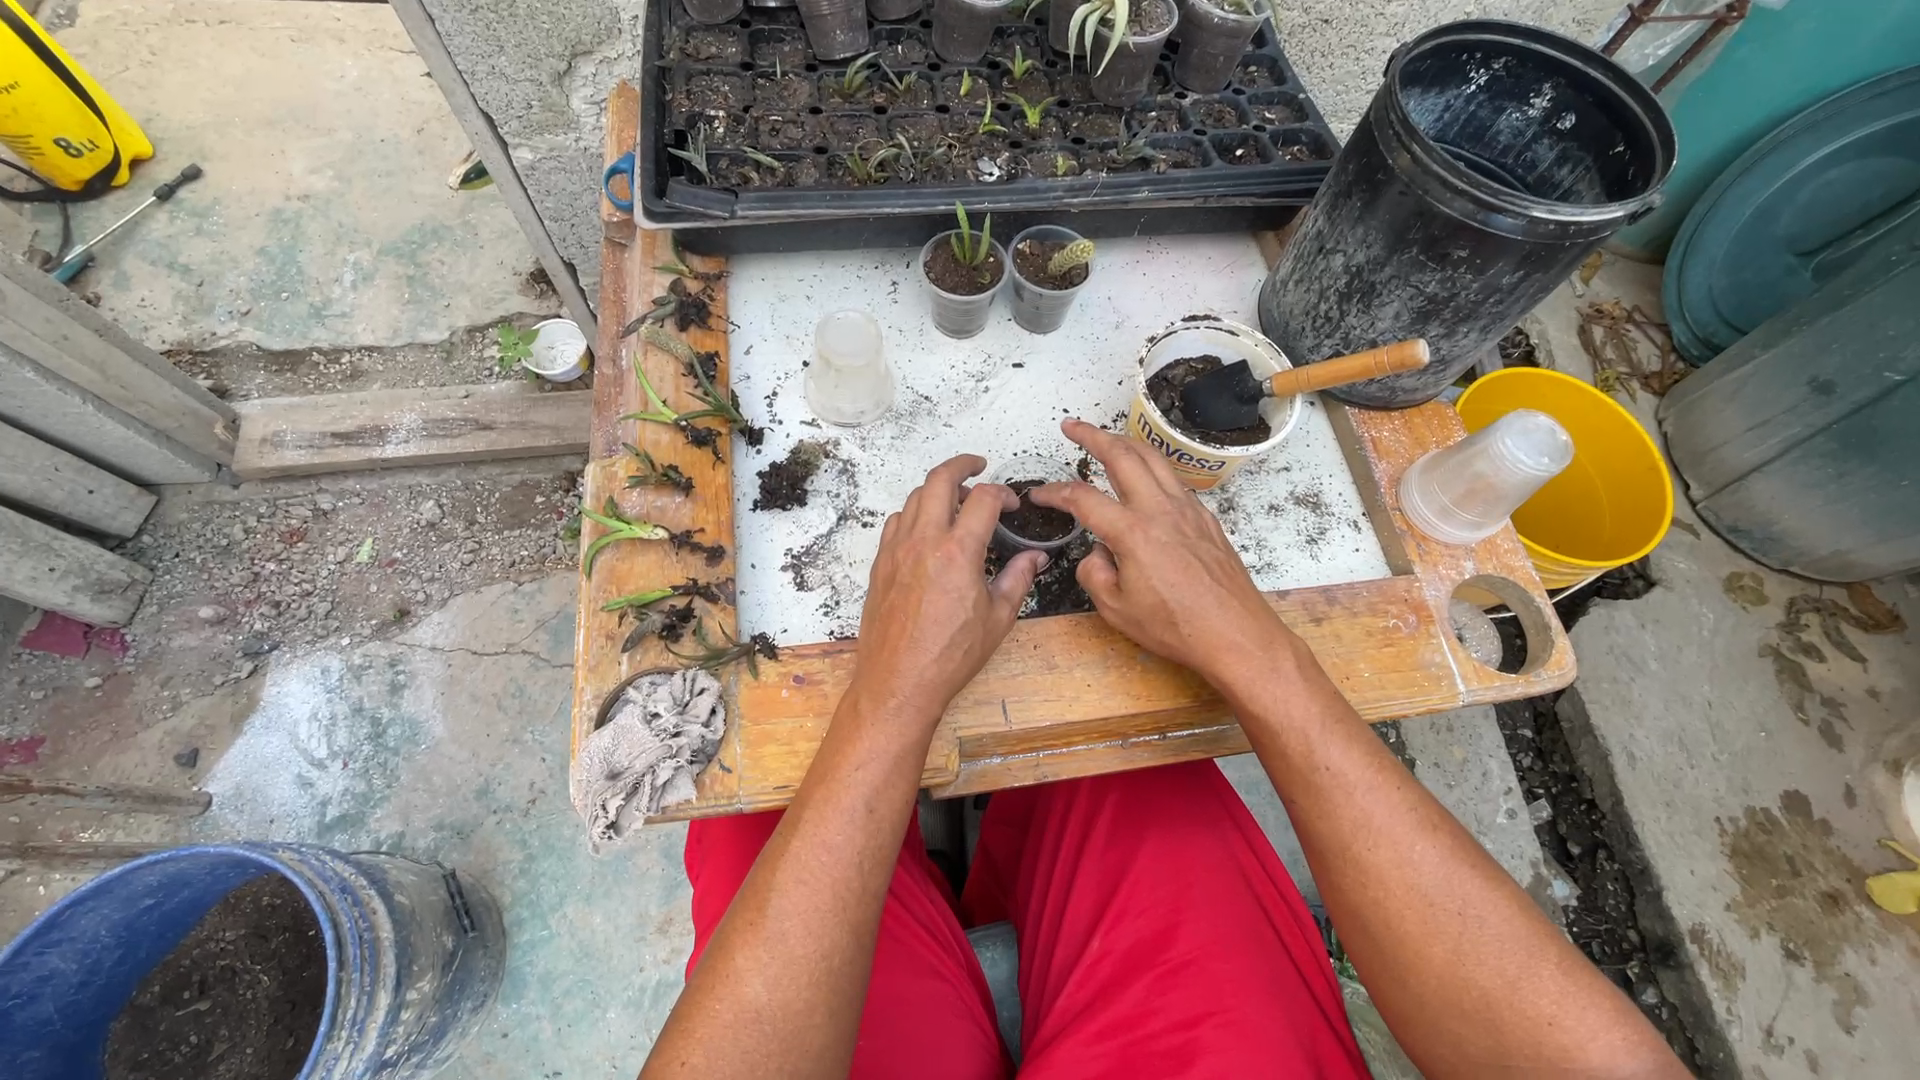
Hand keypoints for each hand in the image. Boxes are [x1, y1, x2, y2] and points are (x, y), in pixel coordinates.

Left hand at [850, 455, 1046, 724]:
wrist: (899, 682)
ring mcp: (896, 551)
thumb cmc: (950, 656)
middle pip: (939, 479)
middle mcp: (923, 542)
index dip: (1003, 493)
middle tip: (978, 467)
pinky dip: (913, 514)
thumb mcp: (998, 619)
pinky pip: (896, 523)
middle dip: (962, 465)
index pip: (983, 498)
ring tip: (955, 500)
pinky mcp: (880, 565)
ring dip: (936, 490)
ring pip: (913, 498)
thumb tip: (1035, 557)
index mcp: (957, 552)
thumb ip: (1018, 579)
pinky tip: (926, 530)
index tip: (1012, 505)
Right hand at [1029, 419, 1298, 686]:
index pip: (1083, 499)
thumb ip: (1094, 573)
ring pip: (1154, 459)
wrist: (1236, 635)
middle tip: (1071, 426)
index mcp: (1133, 532)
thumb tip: (1097, 553)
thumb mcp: (1116, 610)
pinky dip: (1152, 467)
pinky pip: (1174, 480)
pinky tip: (1145, 478)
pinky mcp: (1206, 519)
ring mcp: (1188, 510)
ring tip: (1107, 438)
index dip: (1054, 492)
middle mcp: (1161, 510)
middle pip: (1123, 456)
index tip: (1038, 495)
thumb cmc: (1176, 628)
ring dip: (1126, 442)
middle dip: (1093, 435)